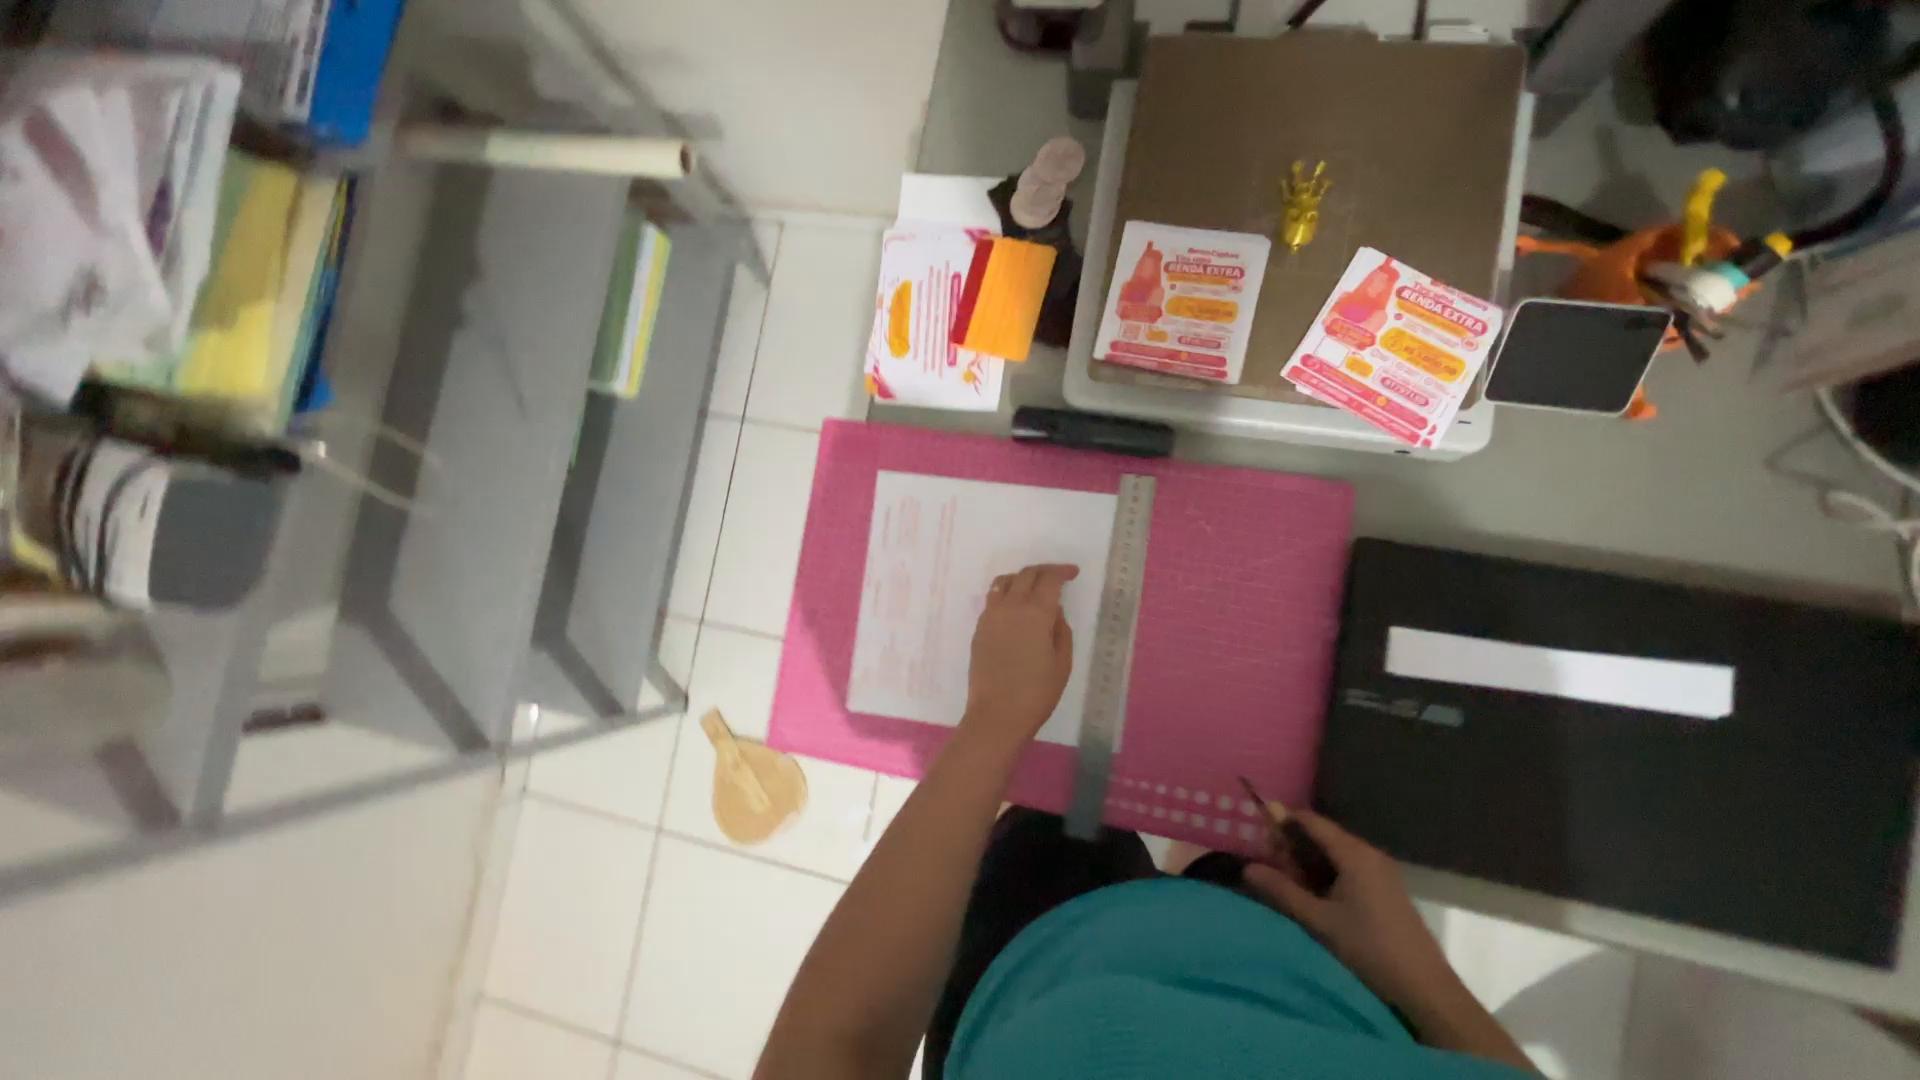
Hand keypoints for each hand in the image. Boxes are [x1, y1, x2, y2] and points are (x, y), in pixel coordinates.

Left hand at [961, 564, 1078, 746]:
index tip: (1073, 573)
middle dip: (1043, 571)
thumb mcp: (1062, 662)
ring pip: (1003, 582)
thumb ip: (1061, 630)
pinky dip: (1006, 593)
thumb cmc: (1037, 692)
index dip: (1062, 572)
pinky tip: (1015, 607)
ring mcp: (991, 616)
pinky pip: (992, 599)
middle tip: (1057, 576)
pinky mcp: (979, 629)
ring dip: (1020, 578)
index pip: (1049, 580)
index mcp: (1036, 613)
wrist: (997, 714)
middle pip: (1026, 575)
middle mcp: (1011, 606)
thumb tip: (1054, 611)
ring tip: (1032, 586)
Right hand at [1243, 811, 1461, 1013]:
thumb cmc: (1369, 949)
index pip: (1310, 821)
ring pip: (1335, 854)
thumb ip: (1282, 891)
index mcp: (1354, 853)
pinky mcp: (1386, 890)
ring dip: (1308, 864)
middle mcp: (1369, 854)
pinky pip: (1349, 868)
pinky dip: (1326, 875)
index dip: (1282, 823)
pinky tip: (1314, 898)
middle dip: (1292, 847)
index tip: (1258, 839)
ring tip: (1286, 884)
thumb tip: (1247, 867)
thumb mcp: (1319, 921)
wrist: (1426, 989)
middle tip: (1268, 867)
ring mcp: (1381, 872)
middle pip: (1323, 836)